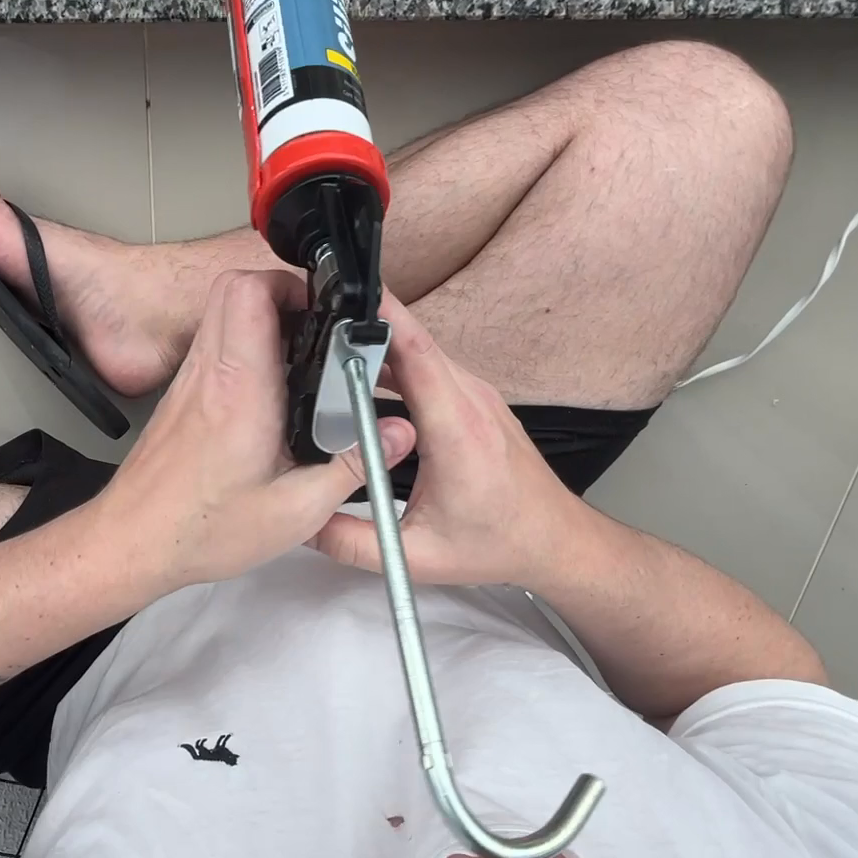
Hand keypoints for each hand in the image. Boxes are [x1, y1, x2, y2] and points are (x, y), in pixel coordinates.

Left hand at [92, 270, 413, 589]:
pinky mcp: (179, 398)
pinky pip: (212, 348)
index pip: (252, 292)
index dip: (293, 287)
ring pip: (221, 315)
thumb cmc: (201, 531)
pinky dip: (242, 351)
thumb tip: (394, 436)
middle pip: (234, 288)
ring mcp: (187, 382)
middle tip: (314, 333)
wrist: (132, 543)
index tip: (325, 315)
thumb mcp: (296, 511)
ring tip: (297, 366)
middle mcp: (208, 373)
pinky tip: (267, 398)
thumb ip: (352, 468)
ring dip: (261, 323)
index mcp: (239, 388)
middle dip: (281, 295)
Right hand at [310, 295, 584, 586]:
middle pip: (414, 340)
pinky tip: (369, 377)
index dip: (380, 319)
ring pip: (422, 350)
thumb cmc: (496, 543)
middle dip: (365, 325)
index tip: (341, 300)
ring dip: (380, 343)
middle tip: (316, 323)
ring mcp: (478, 394)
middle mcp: (472, 401)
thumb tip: (304, 523)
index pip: (416, 352)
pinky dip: (399, 361)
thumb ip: (352, 543)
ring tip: (332, 348)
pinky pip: (433, 365)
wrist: (553, 539)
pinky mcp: (476, 398)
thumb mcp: (416, 557)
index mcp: (457, 431)